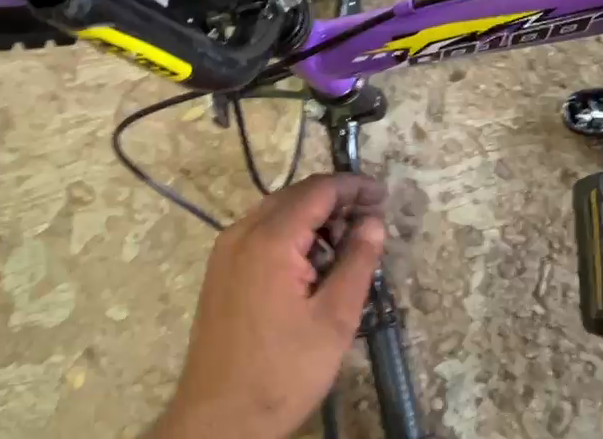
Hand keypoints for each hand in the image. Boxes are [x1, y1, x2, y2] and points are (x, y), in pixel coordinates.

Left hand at [151, 173, 387, 438]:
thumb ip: (358, 262)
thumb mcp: (335, 319)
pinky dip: (291, 234)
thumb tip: (373, 222)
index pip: (319, 190)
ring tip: (346, 245)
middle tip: (370, 221)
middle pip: (296, 195)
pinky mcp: (221, 272)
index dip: (354, 187)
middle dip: (336, 200)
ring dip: (314, 218)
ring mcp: (225, 252)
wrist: (218, 424)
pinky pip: (261, 233)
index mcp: (270, 239)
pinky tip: (312, 264)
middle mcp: (242, 233)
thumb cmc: (282, 372)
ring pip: (277, 212)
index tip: (384, 197)